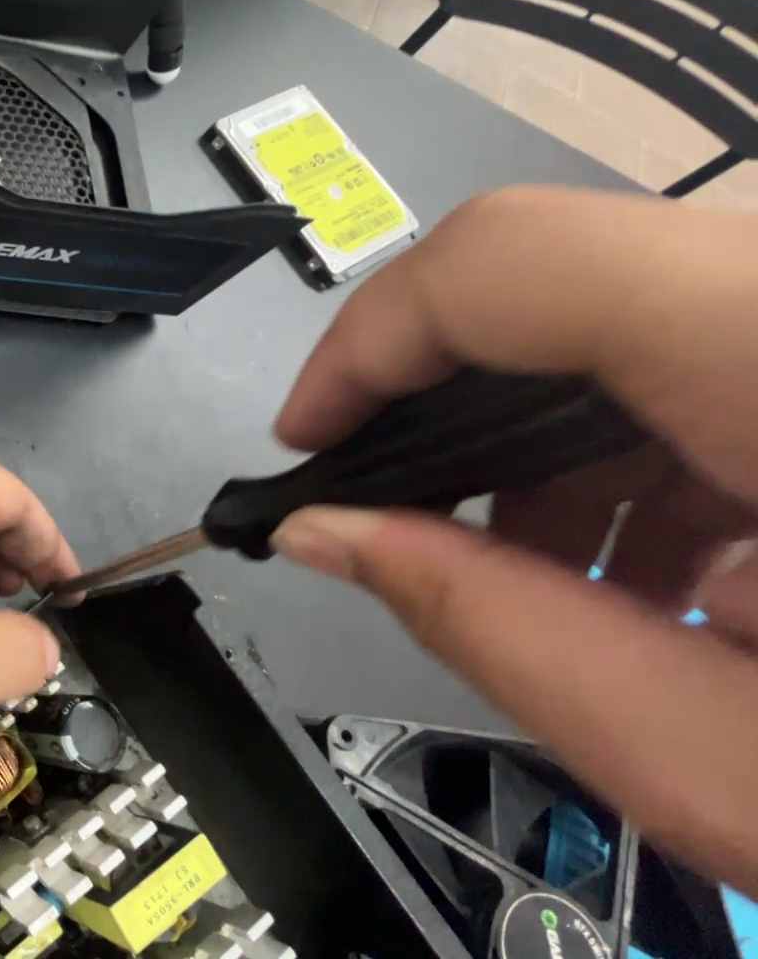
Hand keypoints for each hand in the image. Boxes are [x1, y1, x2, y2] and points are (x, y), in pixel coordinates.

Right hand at [267, 186, 757, 893]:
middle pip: (573, 277)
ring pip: (649, 305)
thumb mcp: (732, 767)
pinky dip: (656, 437)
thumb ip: (485, 622)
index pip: (517, 259)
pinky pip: (734, 341)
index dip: (370, 337)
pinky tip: (689, 554)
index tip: (312, 437)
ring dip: (549, 430)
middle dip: (447, 400)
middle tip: (413, 516)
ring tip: (562, 567)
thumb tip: (324, 533)